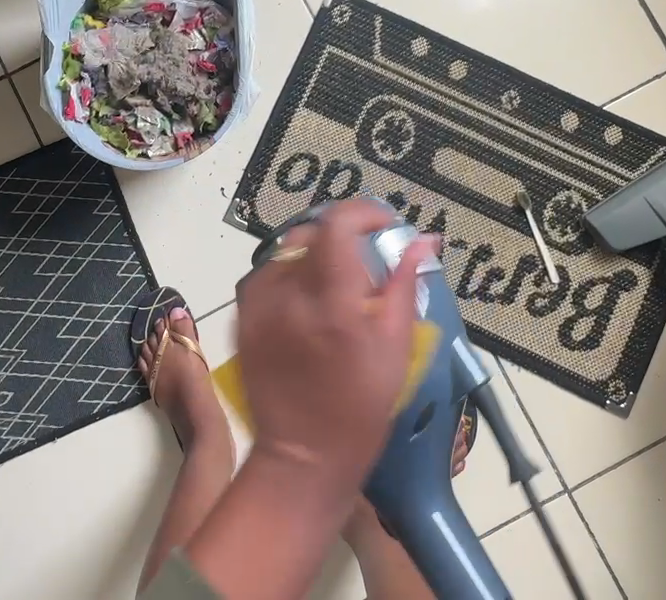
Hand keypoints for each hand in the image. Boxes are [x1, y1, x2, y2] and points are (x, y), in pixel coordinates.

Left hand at [233, 200, 433, 491]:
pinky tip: (306, 304)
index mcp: (333, 302)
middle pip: (313, 232)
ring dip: (316, 255)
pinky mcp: (243, 316)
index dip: (364, 212)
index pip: (338, 224)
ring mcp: (259, 304)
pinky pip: (267, 274)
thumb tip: (422, 240)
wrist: (303, 453)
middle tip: (364, 262)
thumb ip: (404, 284)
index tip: (384, 225)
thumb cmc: (361, 405)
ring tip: (335, 288)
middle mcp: (289, 294)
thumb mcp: (396, 346)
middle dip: (343, 236)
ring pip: (289, 251)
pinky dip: (290, 276)